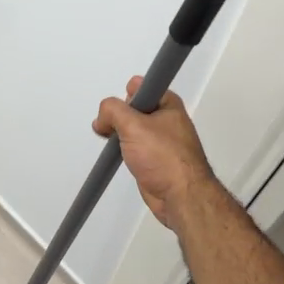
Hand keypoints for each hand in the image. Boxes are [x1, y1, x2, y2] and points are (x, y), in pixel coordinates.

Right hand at [93, 76, 215, 228]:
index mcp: (169, 104)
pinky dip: (122, 147)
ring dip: (118, 132)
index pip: (142, 86)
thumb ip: (112, 110)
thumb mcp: (133, 124)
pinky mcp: (155, 159)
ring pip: (132, 127)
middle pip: (134, 107)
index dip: (126, 94)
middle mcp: (167, 119)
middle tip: (111, 126)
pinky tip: (116, 154)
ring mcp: (161, 140)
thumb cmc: (161, 155)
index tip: (118, 110)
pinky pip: (134, 145)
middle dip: (118, 115)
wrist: (180, 196)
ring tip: (109, 139)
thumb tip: (102, 118)